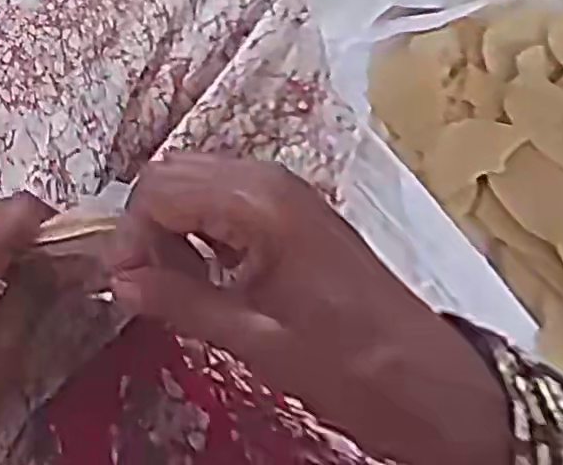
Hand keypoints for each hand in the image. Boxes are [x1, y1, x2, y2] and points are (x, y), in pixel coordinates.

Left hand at [0, 194, 52, 463]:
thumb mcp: (8, 340)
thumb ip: (43, 286)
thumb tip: (78, 258)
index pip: (28, 207)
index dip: (56, 226)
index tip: (74, 253)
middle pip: (4, 208)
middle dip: (30, 233)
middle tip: (52, 269)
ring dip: (5, 236)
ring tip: (20, 276)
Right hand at [108, 153, 510, 464]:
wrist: (444, 388)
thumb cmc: (353, 369)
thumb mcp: (260, 344)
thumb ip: (181, 303)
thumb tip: (118, 282)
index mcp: (258, 202)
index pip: (160, 190)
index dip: (130, 233)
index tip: (120, 282)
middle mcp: (262, 176)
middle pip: (170, 174)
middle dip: (145, 223)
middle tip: (145, 282)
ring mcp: (276, 184)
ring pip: (190, 179)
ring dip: (169, 222)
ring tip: (176, 281)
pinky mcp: (285, 201)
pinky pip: (217, 193)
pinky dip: (195, 223)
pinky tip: (205, 268)